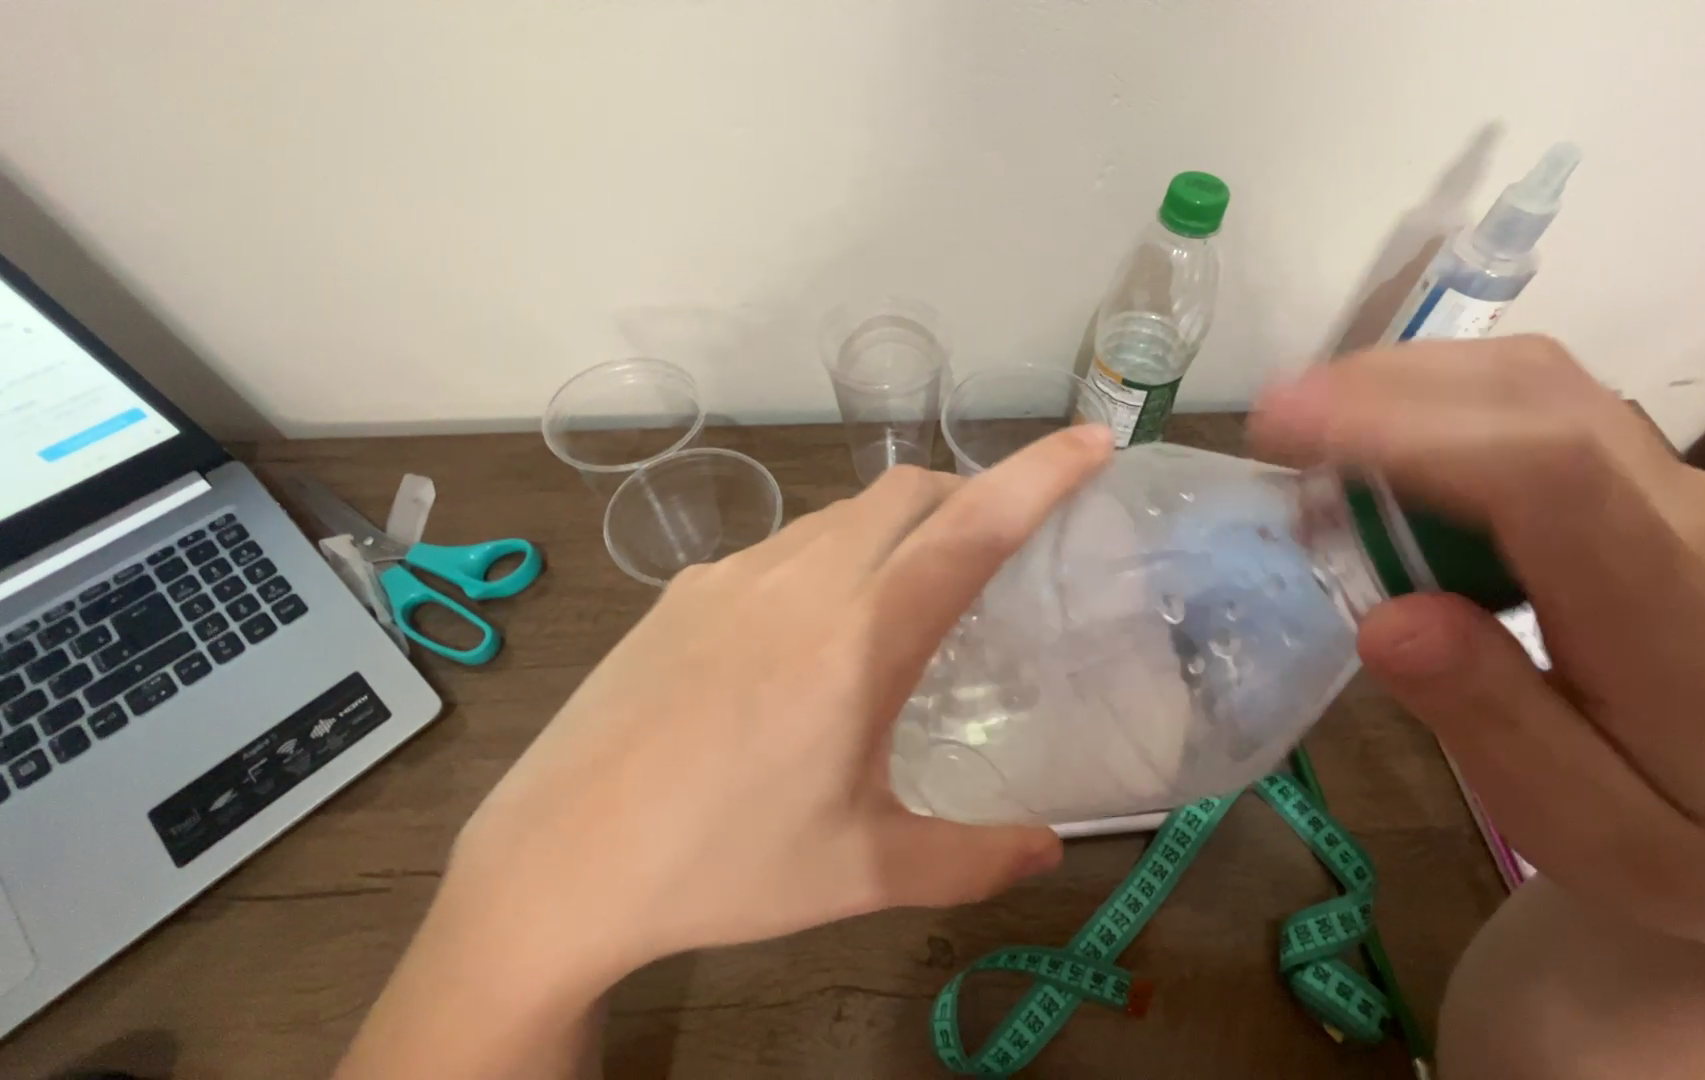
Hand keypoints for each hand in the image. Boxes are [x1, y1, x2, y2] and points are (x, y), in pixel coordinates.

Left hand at [443, 426, 1109, 994]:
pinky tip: (814, 632)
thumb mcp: (864, 872)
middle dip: (972, 496)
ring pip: (846, 513)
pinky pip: (787, 544)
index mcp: (860, 637)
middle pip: (910, 492)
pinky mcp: (686, 590)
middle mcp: (800, 581)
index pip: (973, 526)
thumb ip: (973, 859)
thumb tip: (1050, 851)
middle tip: (1002, 554)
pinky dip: (836, 555)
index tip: (1094, 441)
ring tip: (911, 598)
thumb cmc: (721, 866)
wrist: (555, 862)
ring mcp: (734, 575)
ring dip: (901, 527)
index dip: (1042, 473)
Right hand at [1249, 339, 1704, 982]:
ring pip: (1531, 384)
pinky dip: (1433, 409)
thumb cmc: (1695, 852)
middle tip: (1271, 427)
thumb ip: (1492, 719)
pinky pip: (1533, 412)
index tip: (1282, 428)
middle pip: (1532, 394)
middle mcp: (1685, 514)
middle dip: (1382, 390)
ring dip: (1404, 389)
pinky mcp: (1645, 490)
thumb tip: (1384, 618)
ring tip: (1309, 439)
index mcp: (1673, 605)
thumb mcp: (1591, 830)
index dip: (1403, 435)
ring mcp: (1675, 489)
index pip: (1543, 473)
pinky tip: (1377, 459)